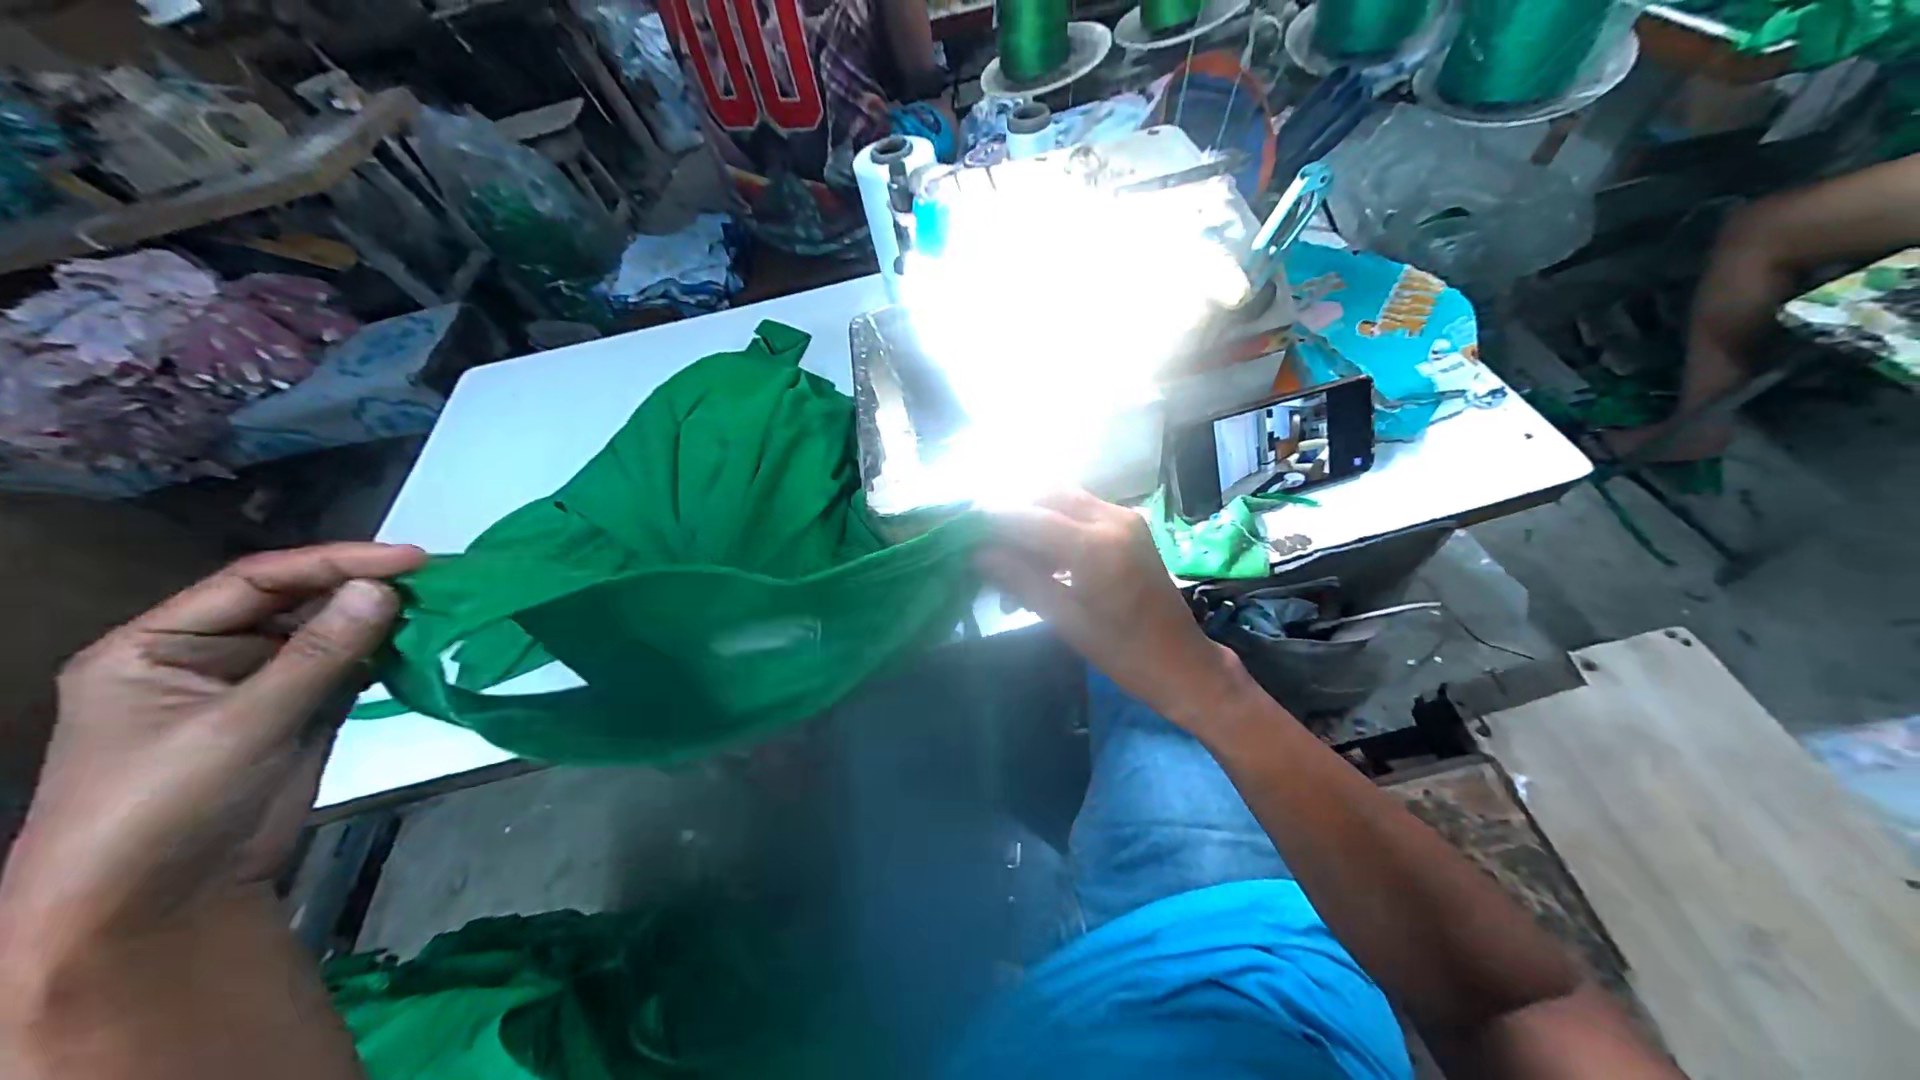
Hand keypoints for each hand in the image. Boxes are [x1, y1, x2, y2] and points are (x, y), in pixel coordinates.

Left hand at [0, 543, 424, 956]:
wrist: (157, 910)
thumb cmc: (165, 807)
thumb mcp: (242, 723)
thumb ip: (320, 653)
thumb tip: (386, 588)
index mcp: (157, 645)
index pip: (256, 581)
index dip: (335, 561)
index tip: (411, 558)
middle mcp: (206, 655)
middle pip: (295, 603)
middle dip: (362, 589)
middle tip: (436, 579)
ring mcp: (256, 687)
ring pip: (327, 635)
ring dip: (379, 621)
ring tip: (439, 606)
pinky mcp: (297, 715)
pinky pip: (346, 670)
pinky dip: (383, 656)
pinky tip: (419, 643)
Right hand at [978, 490, 1250, 732]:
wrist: (1185, 664)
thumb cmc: (1126, 654)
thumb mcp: (1067, 622)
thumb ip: (1021, 582)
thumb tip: (977, 555)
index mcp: (1098, 547)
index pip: (1029, 518)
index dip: (990, 521)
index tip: (958, 531)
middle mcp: (1113, 519)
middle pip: (1045, 494)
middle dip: (1008, 513)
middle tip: (979, 544)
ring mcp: (1124, 519)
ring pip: (1062, 499)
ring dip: (1029, 520)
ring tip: (1004, 560)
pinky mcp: (1129, 527)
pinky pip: (1079, 513)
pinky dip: (1051, 527)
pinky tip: (1035, 562)